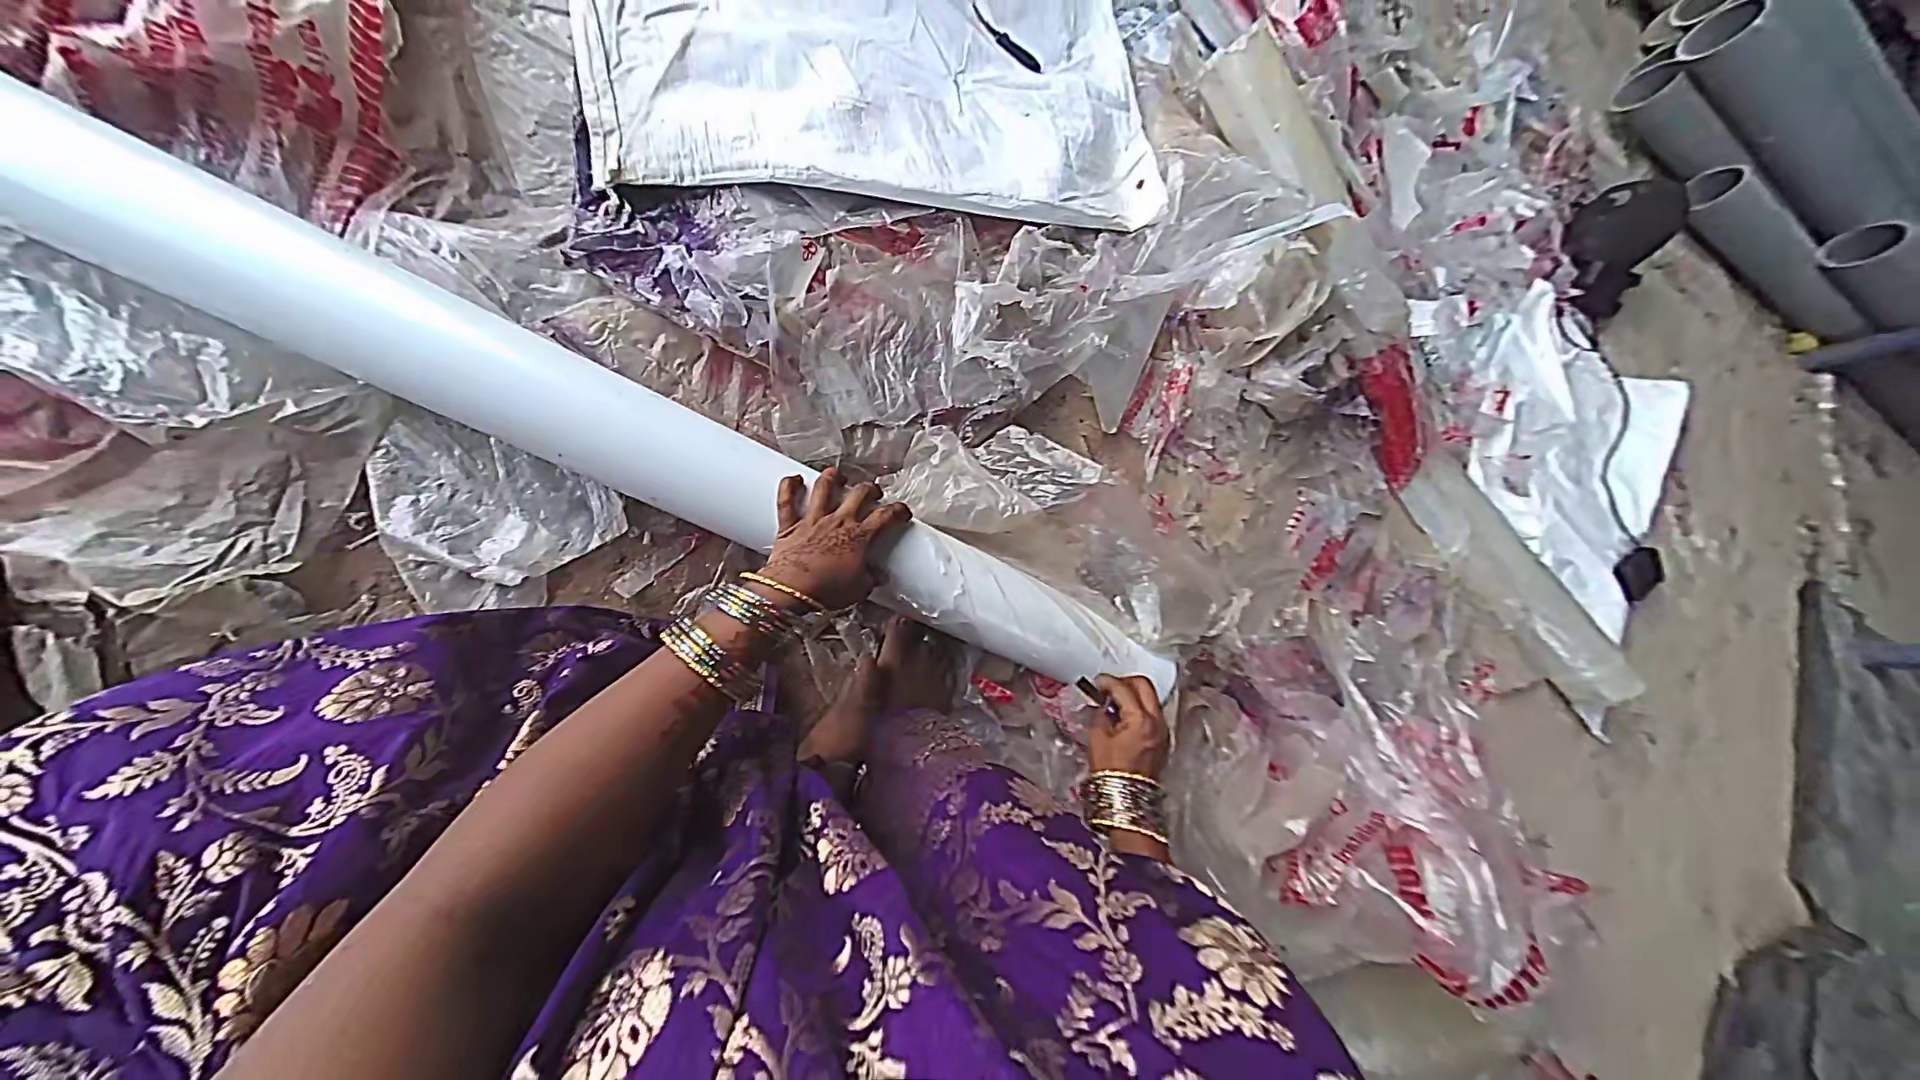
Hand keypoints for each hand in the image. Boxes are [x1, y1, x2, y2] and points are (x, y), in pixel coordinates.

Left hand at [758, 468, 911, 611]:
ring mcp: (813, 520)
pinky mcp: (790, 526)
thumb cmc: (828, 590)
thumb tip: (879, 577)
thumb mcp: (859, 589)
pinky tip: (793, 478)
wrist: (793, 591)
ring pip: (824, 489)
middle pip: (858, 494)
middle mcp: (837, 522)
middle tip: (873, 491)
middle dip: (869, 489)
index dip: (897, 511)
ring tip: (837, 474)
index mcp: (859, 537)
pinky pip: (787, 501)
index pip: (885, 516)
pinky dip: (789, 487)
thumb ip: (870, 578)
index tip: (902, 511)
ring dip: (832, 478)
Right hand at [1088, 675, 1168, 779]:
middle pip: (1144, 686)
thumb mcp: (1098, 738)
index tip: (1097, 682)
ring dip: (1133, 694)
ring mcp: (1163, 730)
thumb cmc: (1111, 771)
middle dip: (1124, 681)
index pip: (1124, 688)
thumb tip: (1103, 702)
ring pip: (1151, 698)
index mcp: (1140, 720)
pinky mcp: (1162, 738)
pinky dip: (1138, 707)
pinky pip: (1152, 712)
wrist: (1127, 799)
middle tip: (1108, 687)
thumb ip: (1101, 713)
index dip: (1107, 682)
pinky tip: (1123, 715)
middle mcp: (1157, 722)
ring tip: (1114, 702)